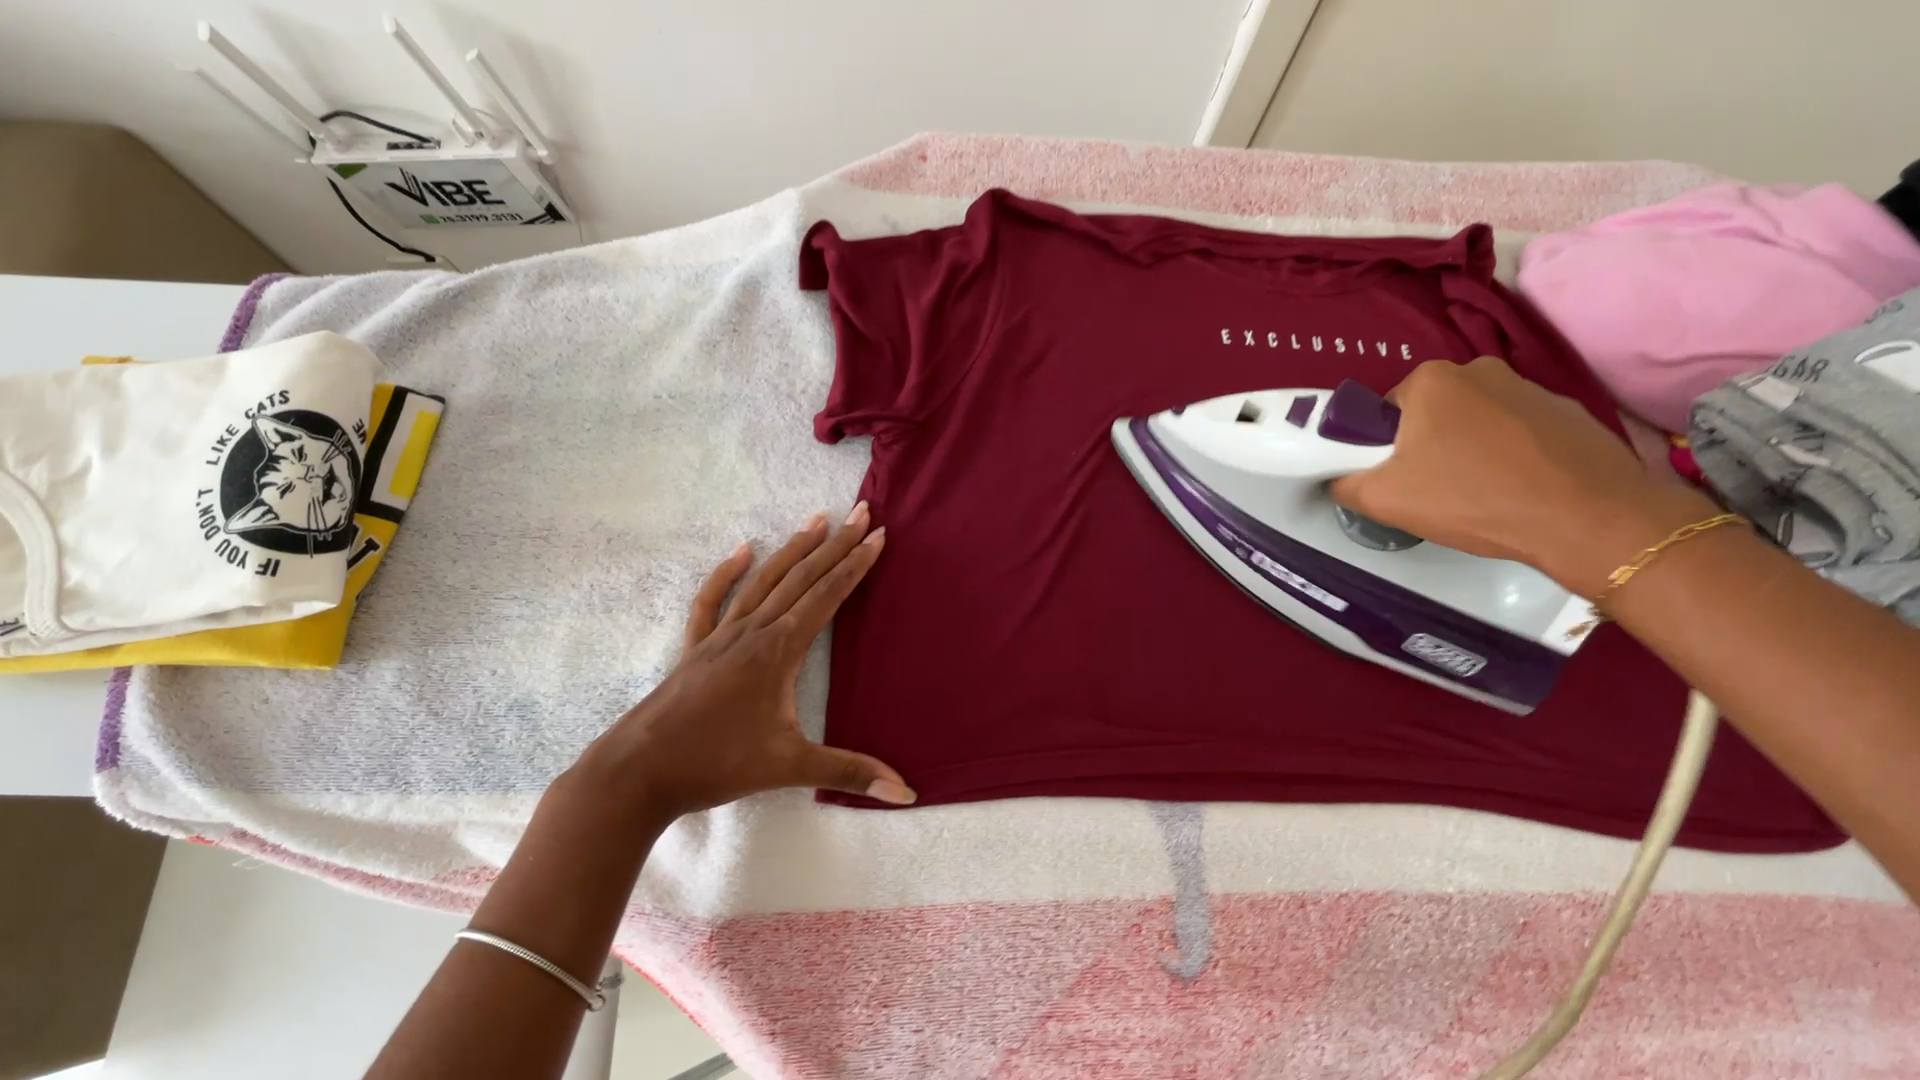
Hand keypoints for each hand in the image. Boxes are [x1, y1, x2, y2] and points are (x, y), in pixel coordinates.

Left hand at [575, 502, 913, 822]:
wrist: (639, 771)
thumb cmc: (716, 764)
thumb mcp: (790, 767)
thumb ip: (851, 772)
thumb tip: (908, 792)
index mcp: (779, 650)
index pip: (827, 596)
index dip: (856, 565)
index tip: (878, 535)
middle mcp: (752, 631)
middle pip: (801, 577)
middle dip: (835, 544)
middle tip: (861, 513)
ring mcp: (720, 636)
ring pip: (764, 580)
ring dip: (792, 549)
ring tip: (815, 520)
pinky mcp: (696, 648)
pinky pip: (714, 601)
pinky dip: (728, 573)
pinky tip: (742, 551)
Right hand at [1329, 357, 1718, 597]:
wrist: (1588, 518)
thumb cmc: (1474, 499)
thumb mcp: (1384, 499)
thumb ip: (1344, 482)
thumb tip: (1339, 476)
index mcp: (1429, 380)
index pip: (1383, 413)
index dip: (1381, 450)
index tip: (1396, 481)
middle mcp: (1478, 369)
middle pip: (1429, 414)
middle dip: (1425, 448)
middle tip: (1434, 493)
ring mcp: (1529, 386)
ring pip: (1474, 423)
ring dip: (1468, 451)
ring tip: (1481, 495)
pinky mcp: (1567, 411)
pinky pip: (1517, 432)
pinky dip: (1509, 456)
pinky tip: (1518, 489)